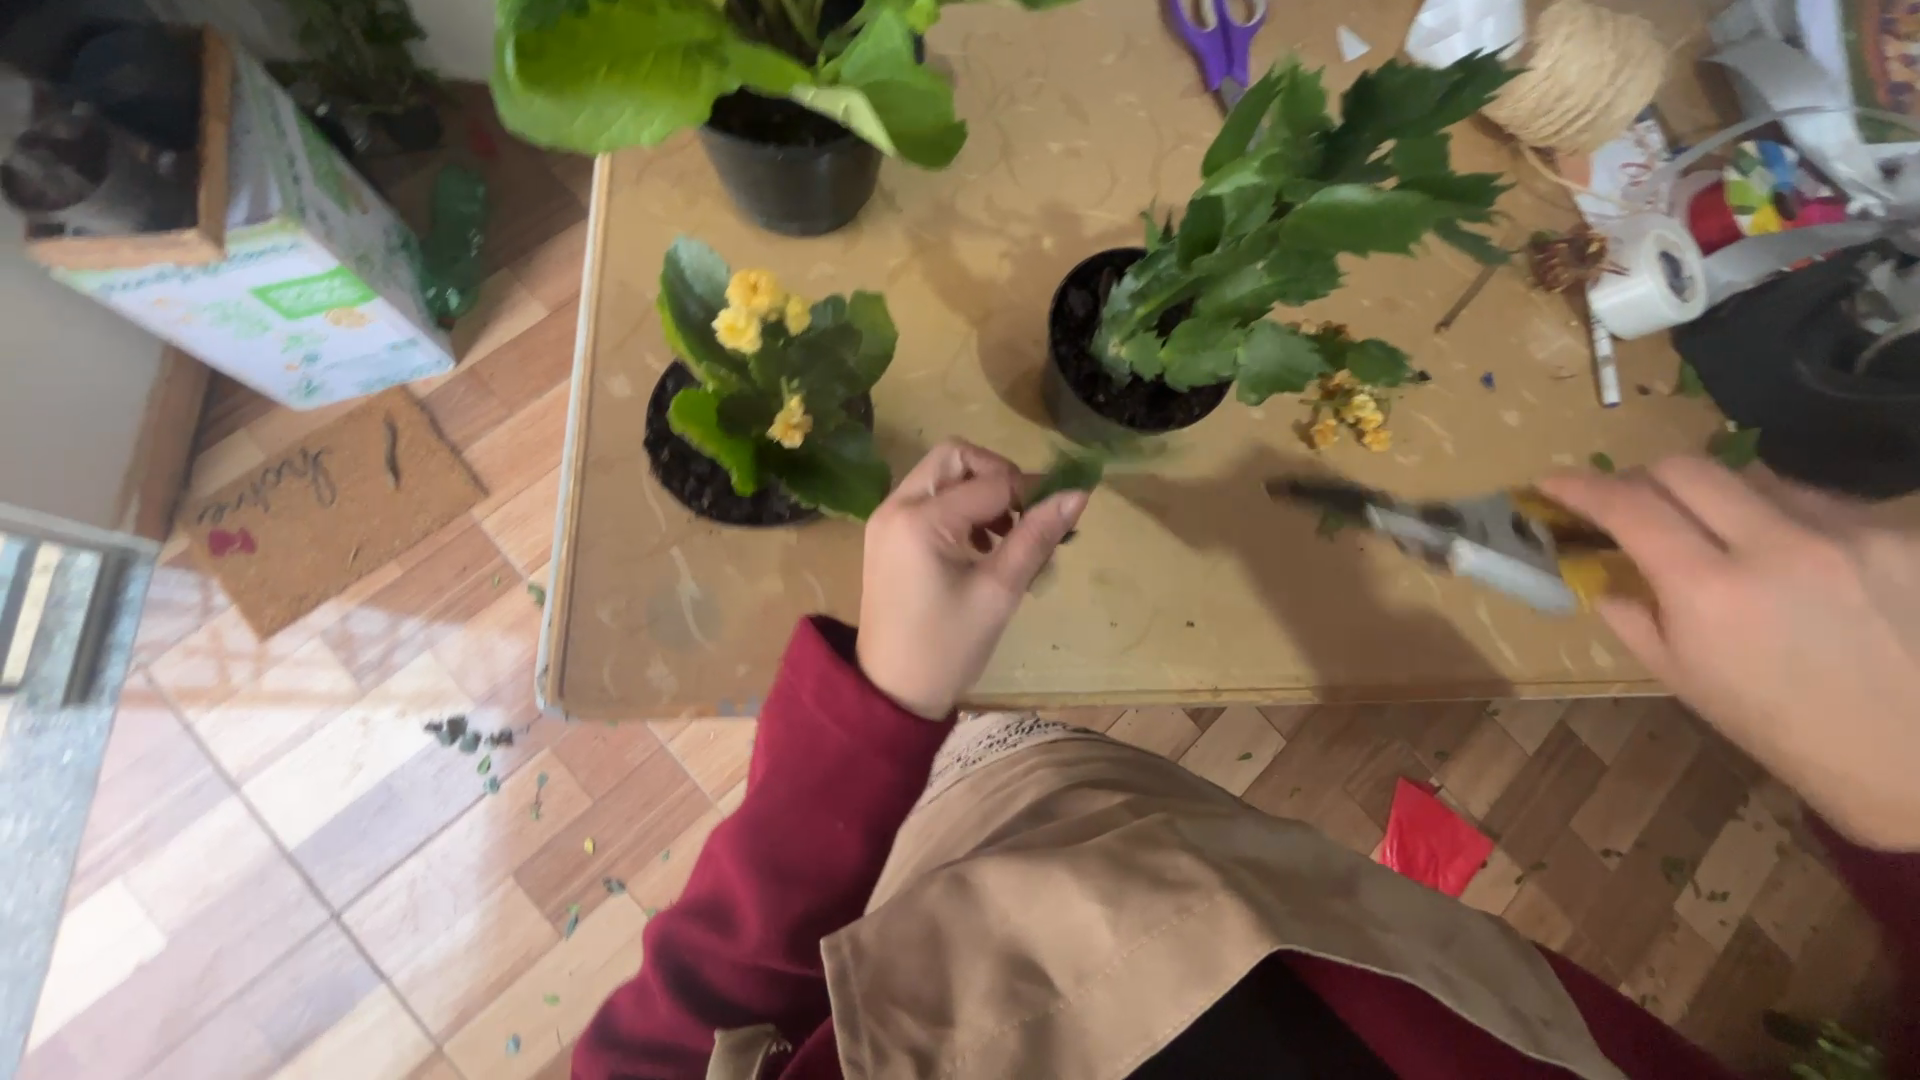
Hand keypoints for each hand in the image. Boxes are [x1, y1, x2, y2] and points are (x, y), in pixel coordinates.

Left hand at [856, 440, 1088, 719]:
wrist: (891, 692)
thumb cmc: (947, 648)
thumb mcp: (999, 592)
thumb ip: (1036, 537)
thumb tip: (1078, 494)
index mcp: (921, 520)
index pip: (991, 481)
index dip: (1031, 491)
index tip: (1059, 514)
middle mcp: (895, 506)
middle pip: (955, 458)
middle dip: (997, 476)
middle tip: (1024, 514)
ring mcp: (886, 520)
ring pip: (941, 476)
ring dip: (979, 491)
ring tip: (1006, 537)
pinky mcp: (886, 536)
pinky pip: (927, 500)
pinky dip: (958, 508)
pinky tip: (980, 547)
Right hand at [1542, 458, 1919, 849]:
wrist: (1916, 756)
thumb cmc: (1775, 722)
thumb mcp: (1675, 672)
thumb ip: (1627, 608)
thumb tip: (1600, 566)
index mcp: (1710, 590)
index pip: (1628, 507)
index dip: (1579, 487)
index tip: (1551, 483)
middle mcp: (1780, 546)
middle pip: (1686, 468)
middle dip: (1640, 477)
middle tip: (1626, 500)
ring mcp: (1851, 533)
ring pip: (1753, 477)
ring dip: (1711, 495)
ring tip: (1711, 532)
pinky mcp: (1901, 534)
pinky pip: (1815, 500)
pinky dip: (1775, 514)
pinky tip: (1782, 554)